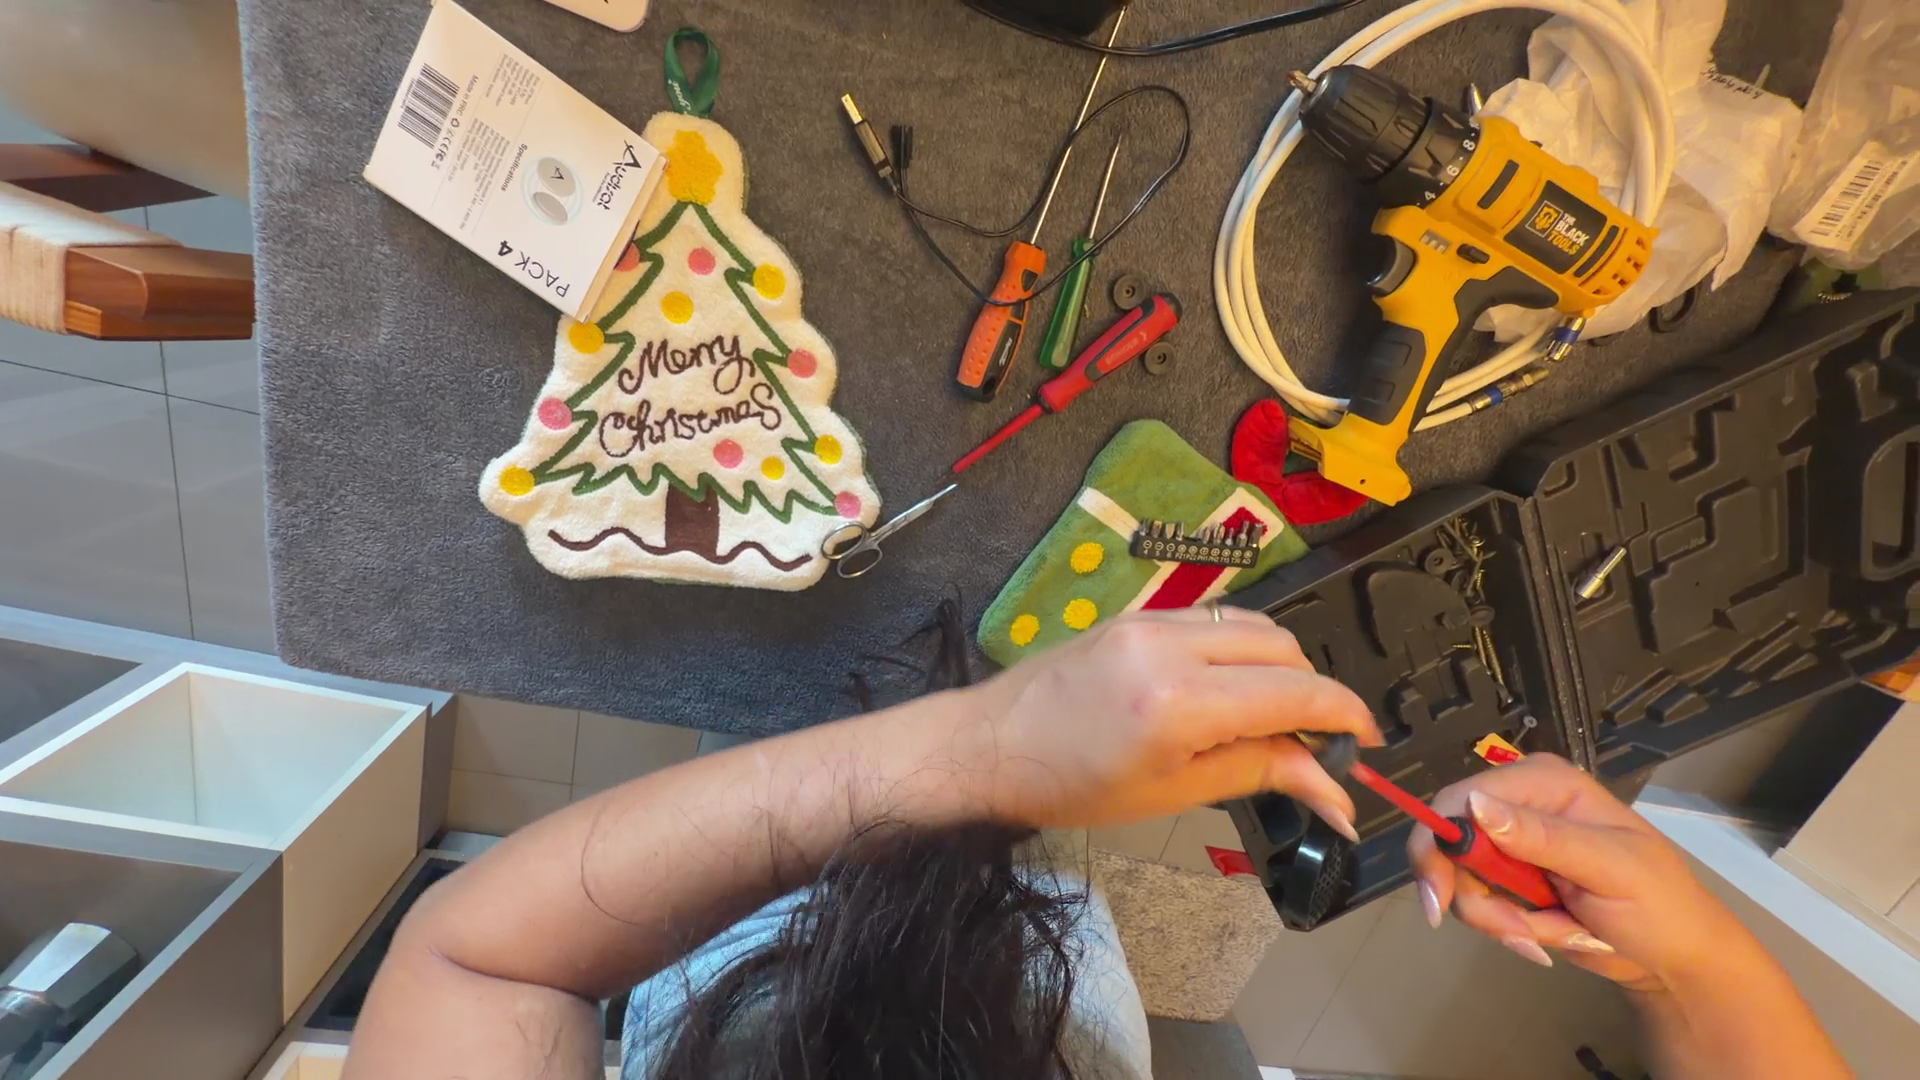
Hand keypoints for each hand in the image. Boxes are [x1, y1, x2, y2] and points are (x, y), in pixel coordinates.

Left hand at [958, 606, 1381, 832]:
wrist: (992, 742)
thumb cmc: (1073, 786)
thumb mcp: (1172, 793)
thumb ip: (1259, 772)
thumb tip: (1335, 789)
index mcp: (1180, 700)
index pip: (1294, 691)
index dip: (1343, 715)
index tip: (1364, 741)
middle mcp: (1170, 644)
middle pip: (1281, 645)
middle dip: (1311, 688)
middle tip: (1308, 738)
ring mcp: (1148, 620)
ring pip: (1248, 623)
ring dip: (1276, 663)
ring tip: (1268, 713)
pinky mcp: (1133, 615)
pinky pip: (1209, 618)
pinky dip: (1236, 647)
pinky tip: (1226, 684)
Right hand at [1407, 755, 1760, 991]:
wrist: (1682, 966)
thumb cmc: (1665, 909)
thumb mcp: (1613, 870)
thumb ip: (1545, 837)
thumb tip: (1474, 804)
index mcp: (1540, 782)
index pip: (1460, 798)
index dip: (1439, 840)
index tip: (1437, 893)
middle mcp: (1513, 803)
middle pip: (1448, 837)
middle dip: (1473, 891)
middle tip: (1511, 932)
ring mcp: (1506, 841)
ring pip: (1455, 873)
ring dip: (1494, 915)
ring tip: (1542, 938)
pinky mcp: (1503, 876)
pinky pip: (1472, 896)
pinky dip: (1501, 924)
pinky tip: (1540, 937)